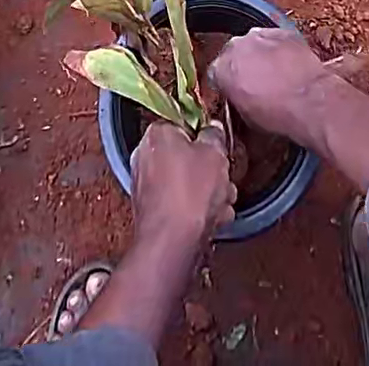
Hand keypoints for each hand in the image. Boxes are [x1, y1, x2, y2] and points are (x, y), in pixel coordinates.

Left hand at [130, 122, 234, 251]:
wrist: (172, 243)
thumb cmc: (192, 193)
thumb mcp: (215, 154)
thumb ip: (214, 135)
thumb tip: (212, 129)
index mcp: (156, 133)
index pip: (184, 124)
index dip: (205, 137)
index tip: (218, 147)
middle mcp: (144, 155)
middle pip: (185, 155)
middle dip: (209, 168)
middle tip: (225, 177)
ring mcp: (144, 185)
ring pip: (183, 180)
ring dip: (206, 191)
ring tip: (224, 202)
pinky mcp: (149, 211)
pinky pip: (177, 201)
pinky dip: (194, 208)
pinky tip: (213, 219)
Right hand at [205, 28, 344, 146]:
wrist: (310, 100)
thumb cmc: (279, 113)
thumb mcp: (247, 116)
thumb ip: (235, 98)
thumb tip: (239, 97)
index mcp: (222, 69)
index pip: (216, 72)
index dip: (226, 82)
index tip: (234, 89)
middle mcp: (237, 47)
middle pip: (233, 52)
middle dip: (241, 65)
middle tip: (255, 81)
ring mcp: (259, 36)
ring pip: (253, 42)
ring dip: (259, 54)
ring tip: (274, 72)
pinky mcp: (282, 32)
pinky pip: (274, 37)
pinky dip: (279, 48)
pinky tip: (287, 63)